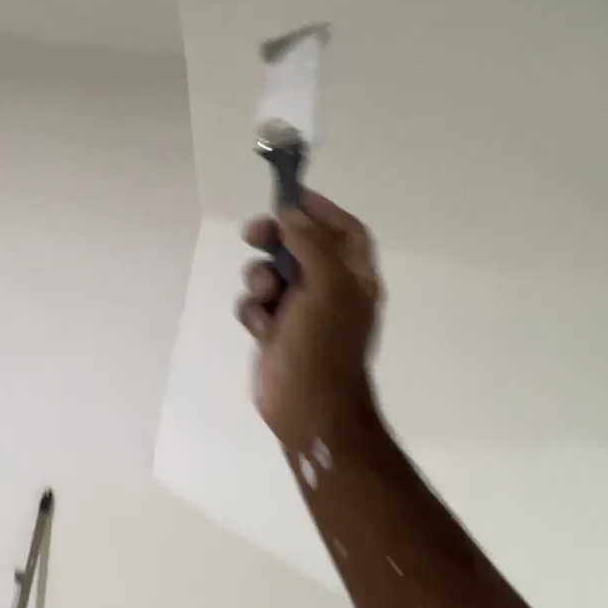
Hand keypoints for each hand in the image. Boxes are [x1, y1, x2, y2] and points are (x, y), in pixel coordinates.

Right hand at [236, 190, 383, 451]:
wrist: (308, 410)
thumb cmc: (323, 347)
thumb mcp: (326, 286)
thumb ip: (311, 243)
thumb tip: (292, 213)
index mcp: (354, 278)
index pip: (345, 230)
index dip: (321, 211)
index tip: (290, 197)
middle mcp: (330, 290)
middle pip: (301, 246)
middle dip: (276, 238)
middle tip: (253, 232)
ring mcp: (301, 312)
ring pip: (272, 274)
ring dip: (260, 279)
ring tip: (264, 296)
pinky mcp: (275, 332)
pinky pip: (257, 305)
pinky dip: (254, 311)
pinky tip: (260, 329)